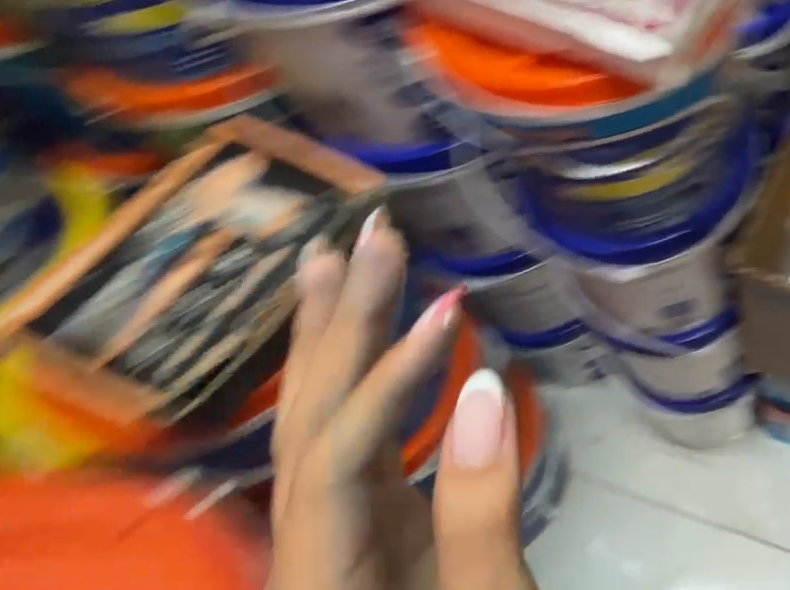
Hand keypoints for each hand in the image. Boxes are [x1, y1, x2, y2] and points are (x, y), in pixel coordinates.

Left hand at [271, 209, 536, 589]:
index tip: (455, 306)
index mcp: (325, 579)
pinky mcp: (364, 527)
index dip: (392, 379)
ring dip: (330, 338)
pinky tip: (369, 337)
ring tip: (335, 260)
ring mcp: (330, 537)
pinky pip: (347, 439)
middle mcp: (304, 550)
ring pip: (311, 426)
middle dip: (341, 324)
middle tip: (368, 234)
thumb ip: (479, 506)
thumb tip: (485, 385)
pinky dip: (361, 378)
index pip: (338, 456)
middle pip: (304, 424)